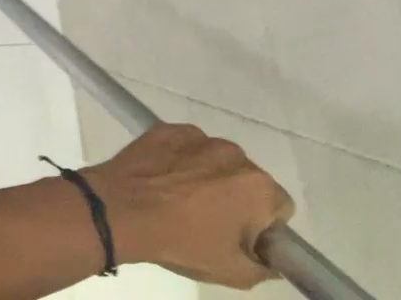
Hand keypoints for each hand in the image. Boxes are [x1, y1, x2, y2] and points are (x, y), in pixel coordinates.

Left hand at [82, 123, 295, 288]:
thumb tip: (269, 259)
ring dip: (209, 175)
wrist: (121, 209)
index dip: (264, 226)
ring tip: (181, 198)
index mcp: (258, 187)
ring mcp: (197, 136)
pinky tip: (164, 177)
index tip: (241, 237)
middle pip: (247, 179)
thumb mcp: (234, 272)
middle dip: (237, 198)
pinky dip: (180, 158)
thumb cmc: (182, 241)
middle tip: (210, 220)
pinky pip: (185, 145)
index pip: (279, 207)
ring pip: (216, 160)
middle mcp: (234, 153)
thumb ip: (264, 268)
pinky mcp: (166, 128)